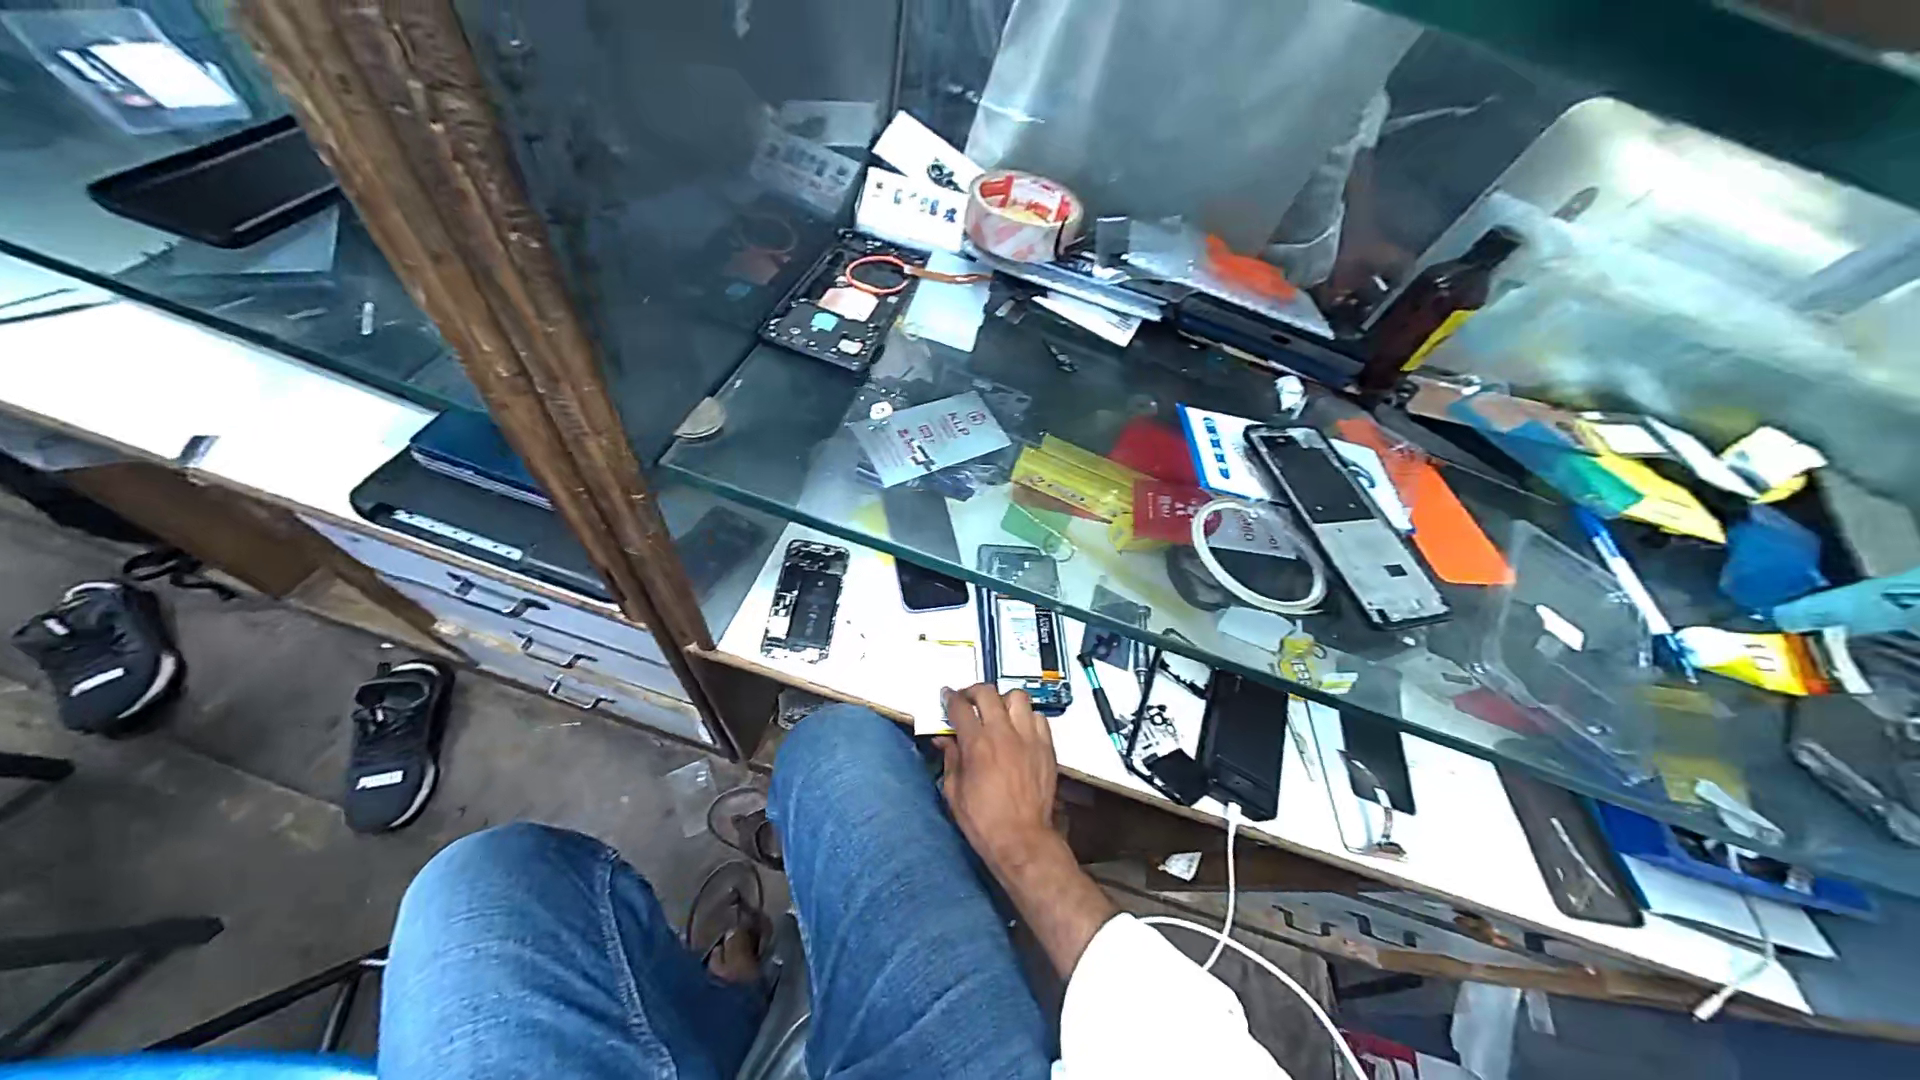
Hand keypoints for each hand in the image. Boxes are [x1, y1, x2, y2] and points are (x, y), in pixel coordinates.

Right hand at [937, 683, 1116, 977]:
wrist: (1022, 839)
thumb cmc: (984, 821)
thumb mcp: (954, 792)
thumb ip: (950, 759)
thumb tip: (945, 739)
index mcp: (977, 744)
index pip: (960, 706)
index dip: (950, 697)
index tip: (947, 696)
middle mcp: (1003, 733)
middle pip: (987, 692)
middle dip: (973, 692)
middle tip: (968, 700)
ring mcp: (1028, 738)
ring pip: (1017, 697)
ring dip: (1003, 700)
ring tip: (997, 712)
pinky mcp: (1046, 747)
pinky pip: (1038, 717)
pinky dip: (1027, 717)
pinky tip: (1019, 729)